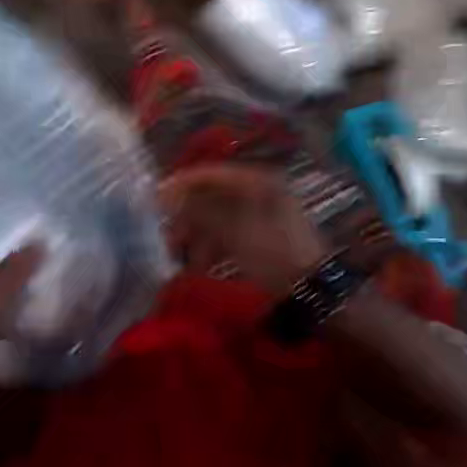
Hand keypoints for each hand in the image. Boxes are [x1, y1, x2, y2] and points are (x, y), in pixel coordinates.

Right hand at [159, 164, 328, 295]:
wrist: (313, 292)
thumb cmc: (274, 255)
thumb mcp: (234, 231)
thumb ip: (199, 211)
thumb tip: (165, 197)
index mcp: (258, 181)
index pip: (211, 173)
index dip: (180, 185)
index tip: (153, 200)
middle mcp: (260, 192)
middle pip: (212, 197)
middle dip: (185, 216)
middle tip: (162, 235)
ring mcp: (262, 217)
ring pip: (218, 219)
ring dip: (195, 237)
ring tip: (177, 258)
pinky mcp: (262, 240)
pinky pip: (228, 237)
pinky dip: (211, 249)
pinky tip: (196, 268)